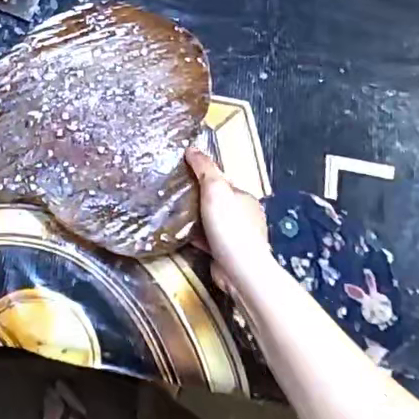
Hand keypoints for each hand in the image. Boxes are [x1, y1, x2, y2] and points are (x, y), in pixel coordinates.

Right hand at [186, 148, 272, 274]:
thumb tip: (192, 148)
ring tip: (174, 213)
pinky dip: (195, 236)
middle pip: (216, 202)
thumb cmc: (230, 227)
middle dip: (198, 199)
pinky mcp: (225, 254)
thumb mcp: (215, 189)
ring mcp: (236, 237)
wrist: (239, 270)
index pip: (223, 182)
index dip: (204, 177)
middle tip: (175, 195)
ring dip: (195, 219)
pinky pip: (207, 240)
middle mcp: (244, 216)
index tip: (184, 175)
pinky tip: (181, 234)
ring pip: (211, 222)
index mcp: (245, 198)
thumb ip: (204, 168)